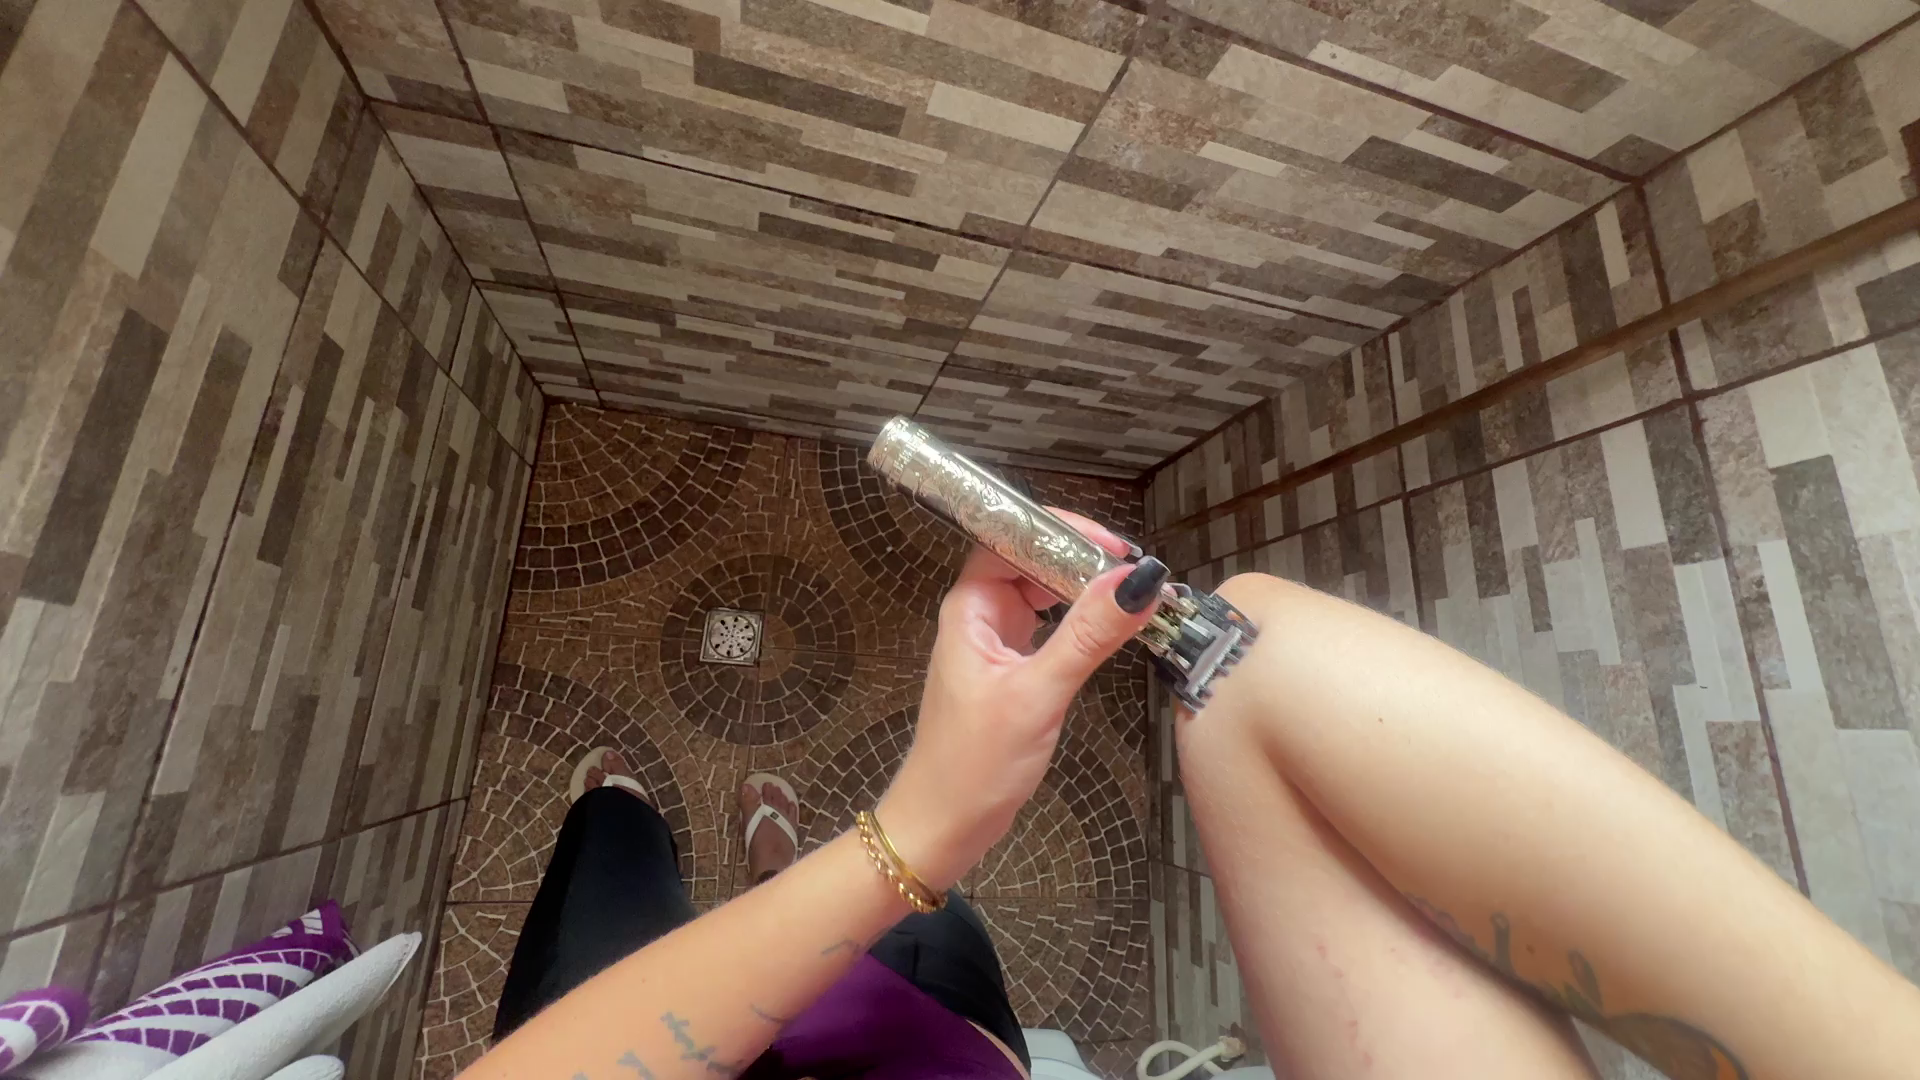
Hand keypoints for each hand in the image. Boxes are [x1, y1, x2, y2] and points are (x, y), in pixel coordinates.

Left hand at [877, 510, 1169, 890]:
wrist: (944, 824)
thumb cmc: (974, 763)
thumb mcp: (1037, 695)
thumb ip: (1086, 637)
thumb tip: (1137, 583)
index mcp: (970, 606)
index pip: (1010, 537)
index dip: (1060, 531)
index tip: (1112, 546)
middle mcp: (979, 613)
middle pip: (1028, 560)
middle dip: (1078, 558)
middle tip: (1132, 571)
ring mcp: (994, 640)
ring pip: (1040, 593)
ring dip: (1081, 589)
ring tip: (1128, 593)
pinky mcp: (1010, 667)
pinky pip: (1046, 626)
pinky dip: (1076, 621)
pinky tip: (1105, 626)